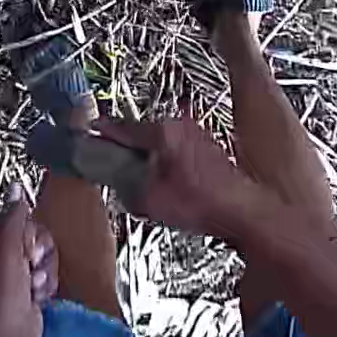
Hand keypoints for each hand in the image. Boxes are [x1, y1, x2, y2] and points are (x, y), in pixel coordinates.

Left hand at [0, 184, 55, 336]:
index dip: (28, 232)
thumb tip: (16, 187)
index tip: (26, 250)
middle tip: (31, 269)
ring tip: (34, 287)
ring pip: (44, 253)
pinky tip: (39, 297)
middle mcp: (0, 256)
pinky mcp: (30, 289)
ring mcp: (16, 274)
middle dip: (40, 251)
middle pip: (35, 233)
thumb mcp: (8, 255)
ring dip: (45, 269)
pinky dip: (47, 283)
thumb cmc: (3, 305)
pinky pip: (48, 272)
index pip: (18, 217)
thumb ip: (13, 219)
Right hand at [93, 117, 270, 244]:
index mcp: (162, 131)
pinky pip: (176, 149)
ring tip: (147, 185)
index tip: (90, 131)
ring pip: (160, 142)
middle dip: (128, 150)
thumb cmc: (204, 204)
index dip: (103, 132)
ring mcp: (195, 133)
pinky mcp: (208, 145)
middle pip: (141, 134)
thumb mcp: (150, 200)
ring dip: (149, 157)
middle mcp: (179, 125)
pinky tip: (170, 185)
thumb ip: (125, 185)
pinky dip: (167, 161)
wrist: (246, 211)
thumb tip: (114, 179)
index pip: (122, 128)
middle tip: (116, 169)